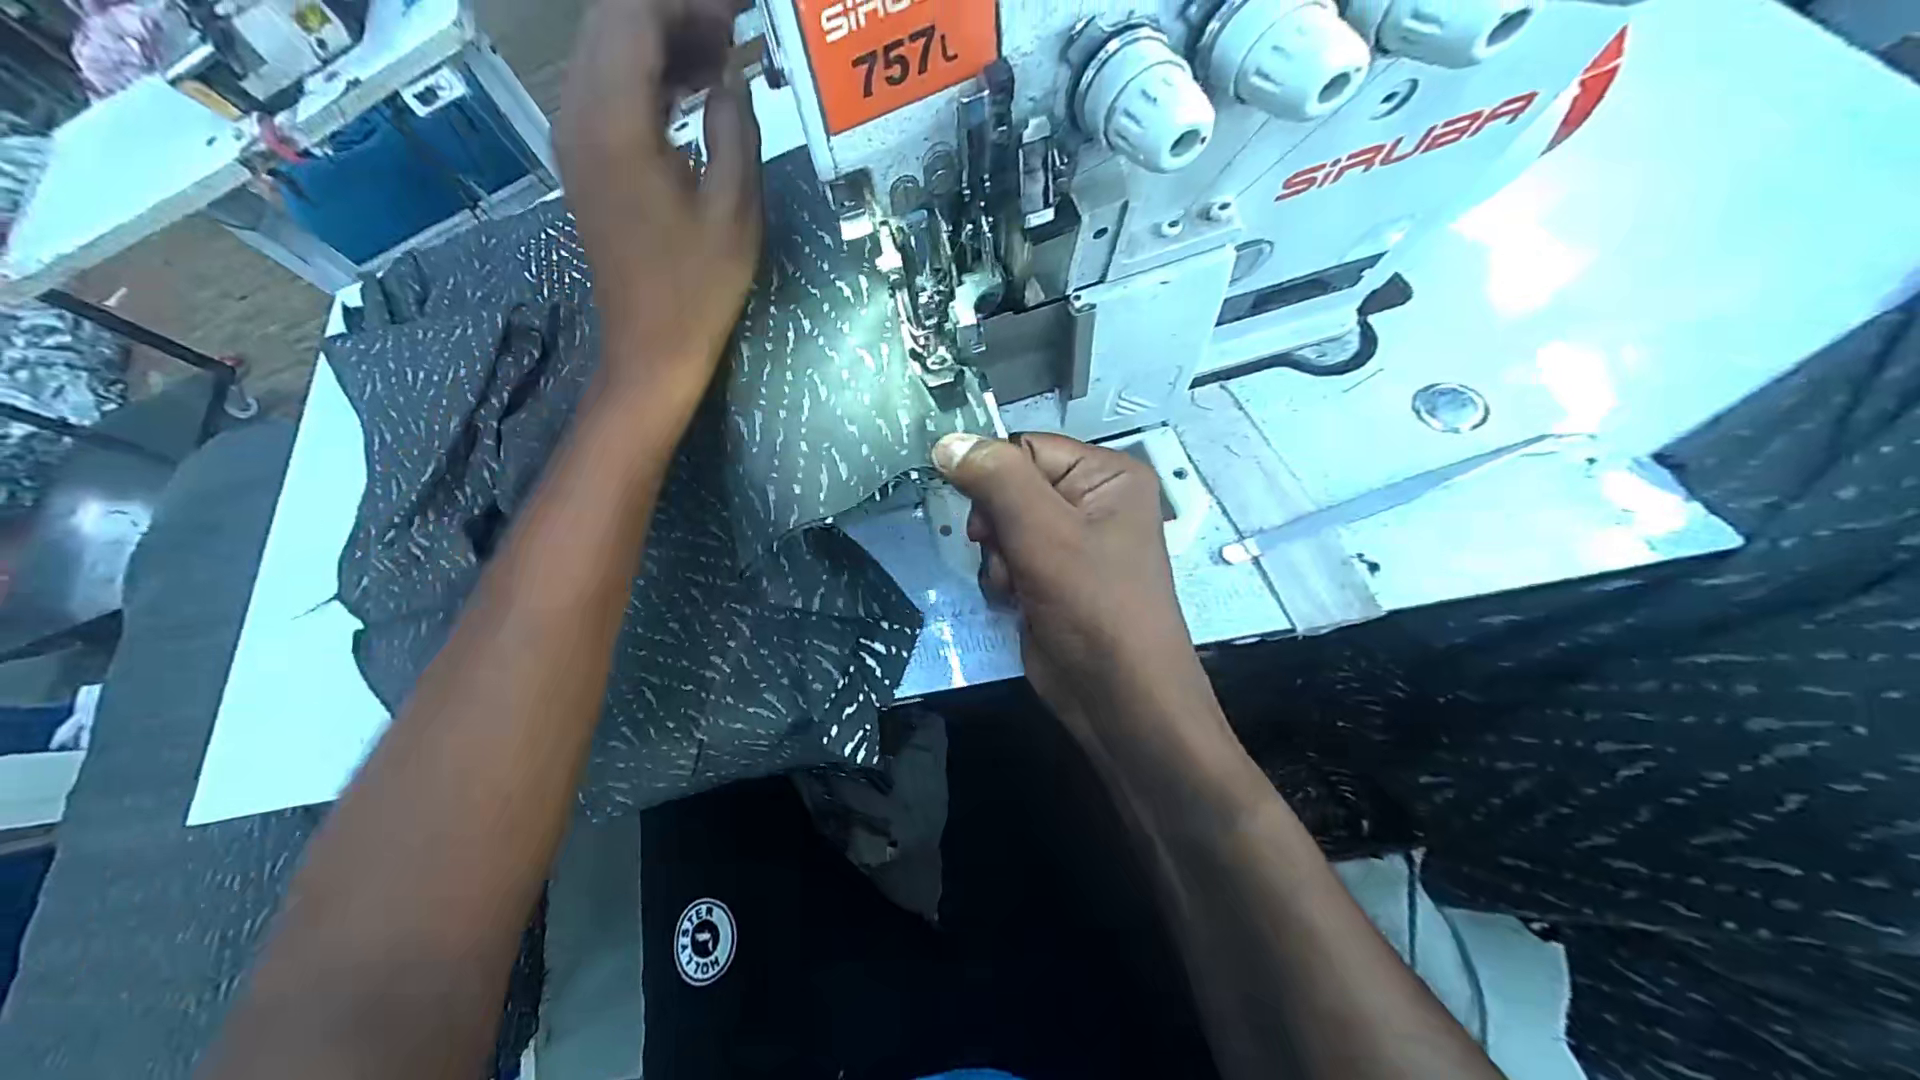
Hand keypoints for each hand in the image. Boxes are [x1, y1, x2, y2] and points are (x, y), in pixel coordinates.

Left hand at [558, 0, 761, 403]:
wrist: (652, 345)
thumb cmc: (700, 287)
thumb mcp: (736, 208)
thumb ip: (734, 127)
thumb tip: (730, 76)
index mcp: (615, 122)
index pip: (635, 16)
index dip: (689, 5)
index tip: (740, 15)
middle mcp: (578, 114)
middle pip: (612, 22)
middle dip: (674, 15)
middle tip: (735, 32)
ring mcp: (573, 137)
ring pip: (606, 52)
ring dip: (661, 43)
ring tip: (722, 58)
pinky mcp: (582, 160)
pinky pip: (606, 88)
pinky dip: (647, 76)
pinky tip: (691, 93)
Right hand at [933, 432, 1225, 756]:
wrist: (1117, 696)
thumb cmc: (1093, 605)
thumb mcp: (1043, 532)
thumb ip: (995, 480)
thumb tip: (947, 441)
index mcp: (1107, 475)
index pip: (1027, 448)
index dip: (996, 478)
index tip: (981, 515)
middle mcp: (1092, 501)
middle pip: (1010, 487)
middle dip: (996, 525)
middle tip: (1004, 553)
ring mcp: (1072, 542)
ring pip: (1002, 525)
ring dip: (997, 556)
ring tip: (1016, 584)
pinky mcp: (1053, 576)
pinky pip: (1008, 557)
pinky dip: (1002, 577)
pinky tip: (1015, 599)